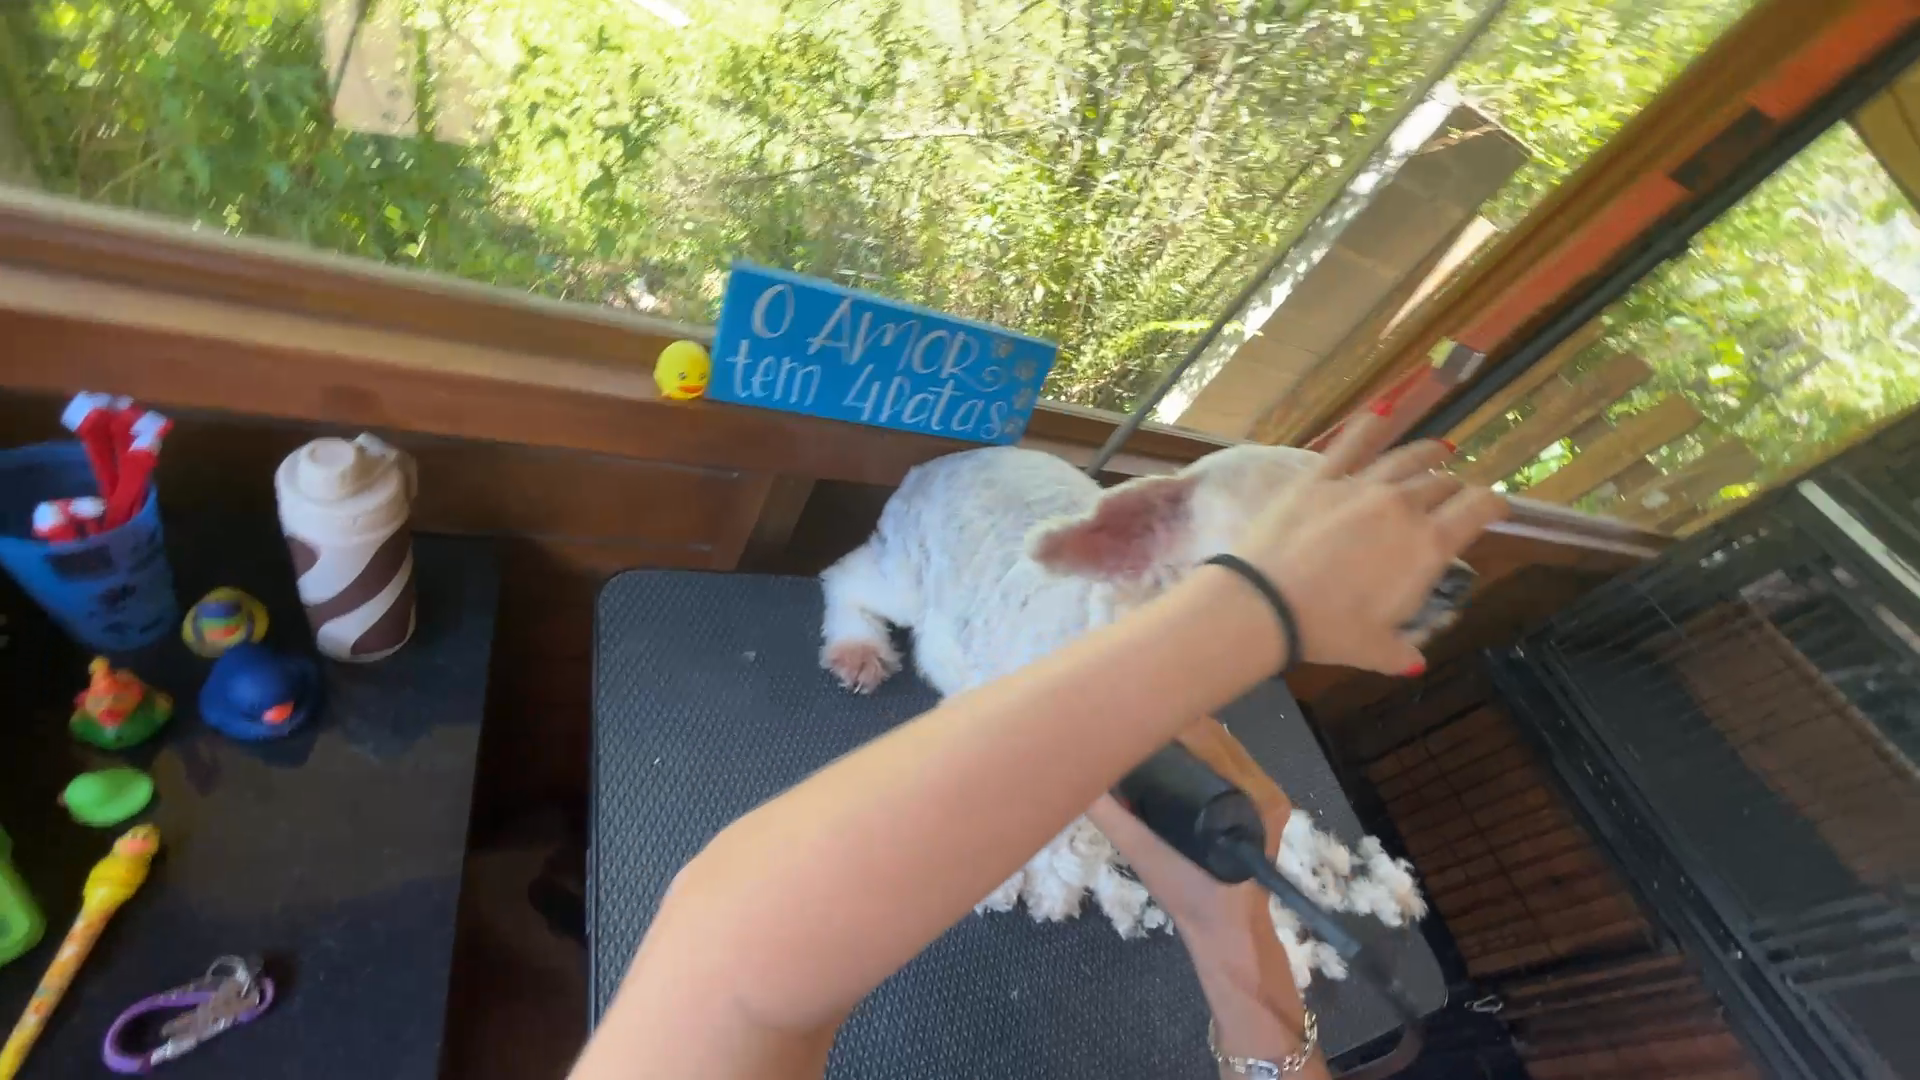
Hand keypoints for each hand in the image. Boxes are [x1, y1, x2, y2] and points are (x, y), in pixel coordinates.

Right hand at [1085, 717, 1284, 944]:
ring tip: (1149, 729)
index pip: (1207, 737)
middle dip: (1176, 722)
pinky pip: (1230, 760)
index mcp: (1247, 796)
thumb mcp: (1142, 853)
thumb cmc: (1189, 895)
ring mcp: (1270, 792)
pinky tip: (1175, 747)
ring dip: (1190, 732)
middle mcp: (1265, 787)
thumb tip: (1079, 775)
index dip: (1170, 721)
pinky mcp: (1266, 800)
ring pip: (1224, 743)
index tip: (1135, 715)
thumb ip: (1111, 815)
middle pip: (1216, 735)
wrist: (1227, 933)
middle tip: (1135, 719)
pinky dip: (1203, 749)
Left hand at [1234, 411, 1506, 674]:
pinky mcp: (1316, 479)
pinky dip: (1369, 426)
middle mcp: (1401, 507)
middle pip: (1440, 484)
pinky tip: (1380, 413)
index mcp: (1428, 546)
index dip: (1494, 504)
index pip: (1479, 509)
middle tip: (1450, 493)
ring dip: (1425, 453)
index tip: (1494, 506)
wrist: (1265, 603)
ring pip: (1404, 458)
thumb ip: (1402, 651)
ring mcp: (1357, 487)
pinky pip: (1349, 444)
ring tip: (1437, 449)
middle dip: (1452, 488)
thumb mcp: (1375, 650)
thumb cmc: (1325, 630)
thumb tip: (1415, 660)